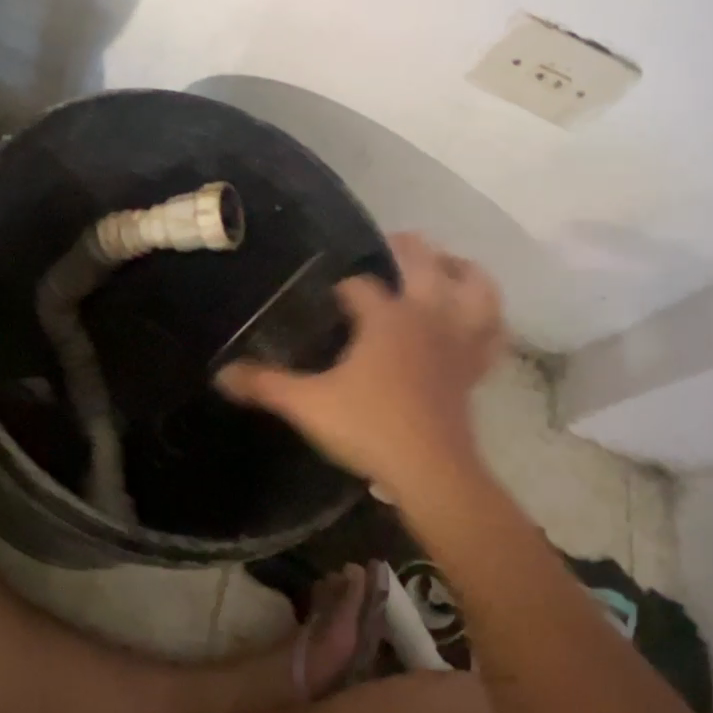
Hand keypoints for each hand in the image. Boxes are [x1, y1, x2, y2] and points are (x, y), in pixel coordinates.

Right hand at [218, 233, 504, 504]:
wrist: (430, 469)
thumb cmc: (368, 427)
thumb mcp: (307, 404)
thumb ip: (264, 384)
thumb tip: (220, 374)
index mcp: (386, 316)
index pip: (360, 286)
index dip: (342, 288)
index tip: (328, 300)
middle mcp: (426, 316)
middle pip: (424, 262)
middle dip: (407, 248)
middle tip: (392, 243)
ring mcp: (457, 340)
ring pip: (476, 290)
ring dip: (464, 271)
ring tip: (449, 264)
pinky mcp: (474, 368)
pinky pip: (492, 335)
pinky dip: (488, 321)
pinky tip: (477, 320)